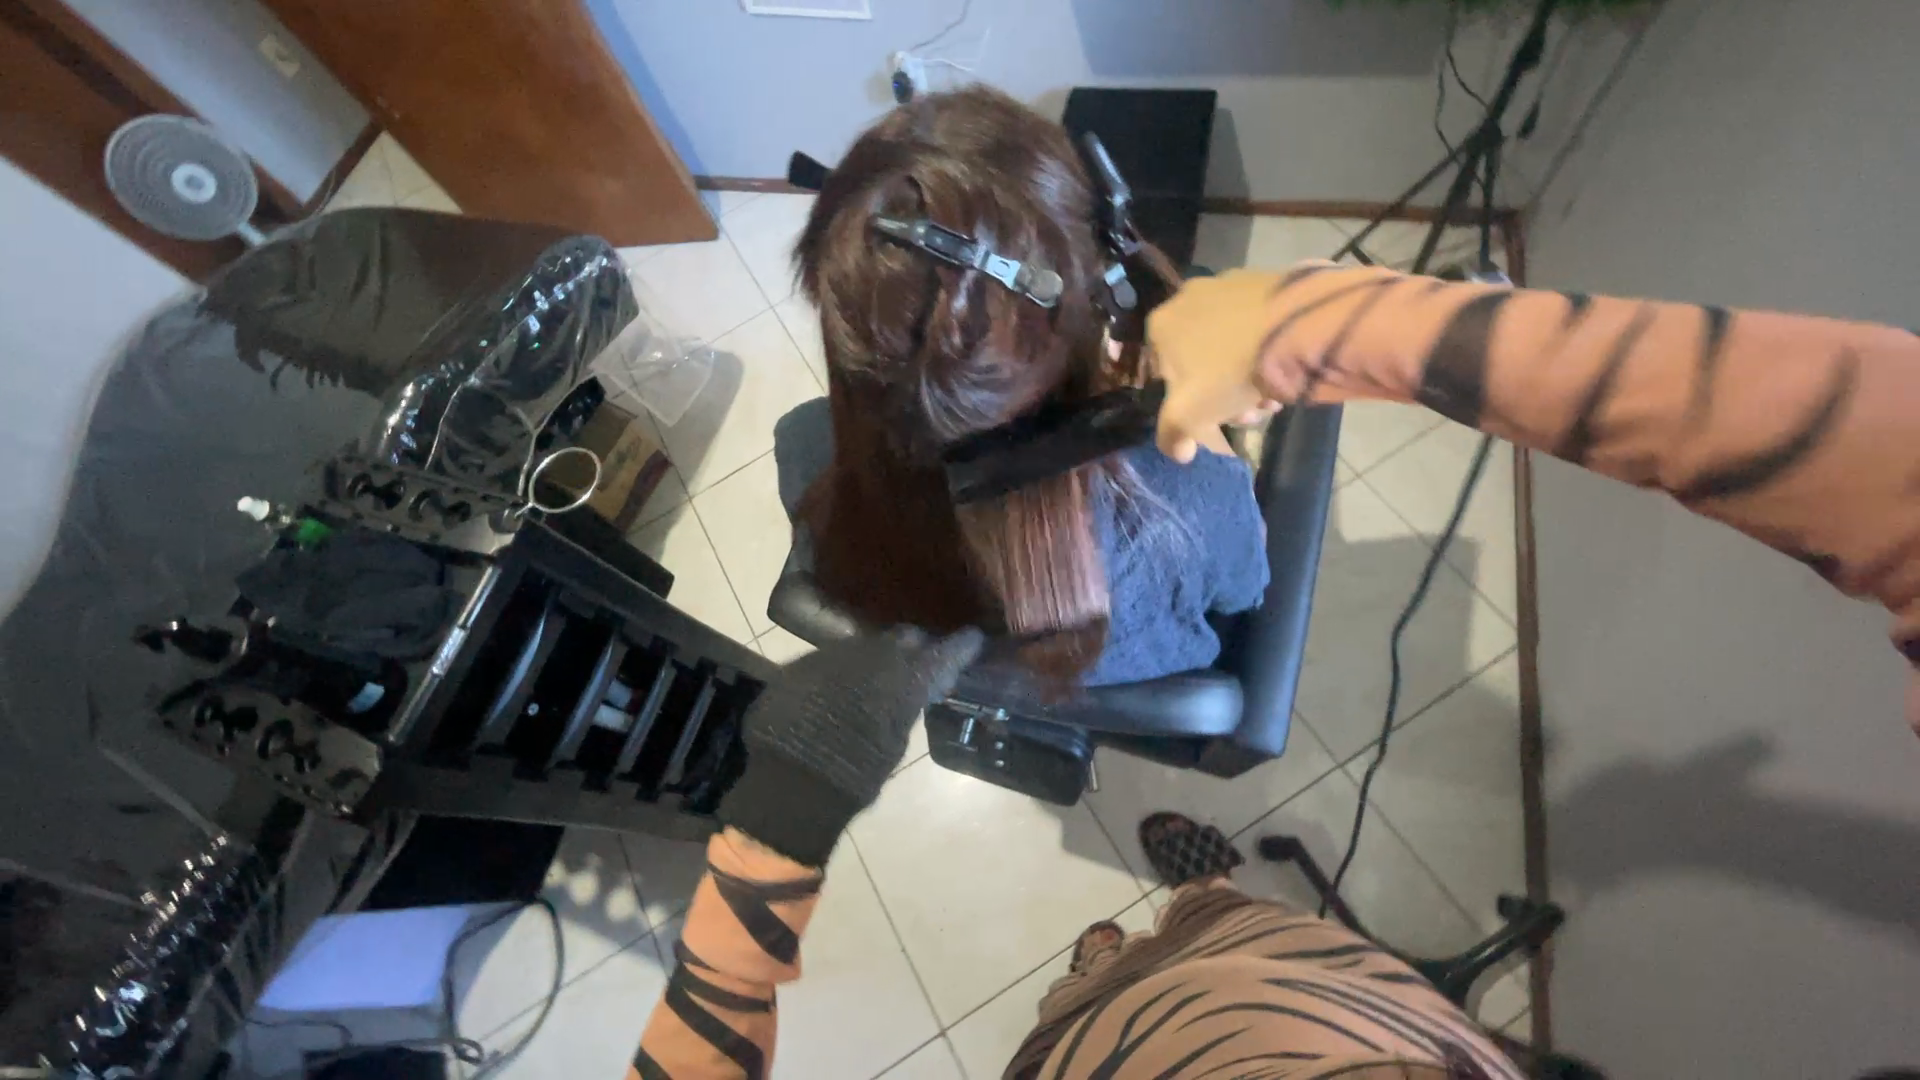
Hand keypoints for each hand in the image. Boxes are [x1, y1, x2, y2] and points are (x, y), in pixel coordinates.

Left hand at [719, 627, 983, 866]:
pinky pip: (834, 658)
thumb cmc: (855, 774)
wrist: (789, 778)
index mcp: (906, 678)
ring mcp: (835, 654)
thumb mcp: (893, 744)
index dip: (961, 647)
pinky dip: (844, 670)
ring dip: (875, 658)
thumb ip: (903, 710)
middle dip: (914, 646)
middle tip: (919, 660)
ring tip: (876, 678)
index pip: (944, 653)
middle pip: (903, 638)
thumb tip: (908, 697)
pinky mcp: (804, 662)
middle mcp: (874, 654)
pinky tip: (840, 690)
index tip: (974, 639)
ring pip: (866, 644)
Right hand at [1146, 269, 1291, 462]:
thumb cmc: (1231, 371)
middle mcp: (1188, 297)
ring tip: (1272, 398)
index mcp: (1161, 324)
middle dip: (1221, 394)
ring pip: (1230, 346)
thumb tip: (1178, 452)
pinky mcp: (1268, 283)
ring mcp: (1230, 285)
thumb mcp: (1189, 414)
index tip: (1213, 419)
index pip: (1163, 374)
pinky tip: (1286, 370)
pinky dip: (1266, 350)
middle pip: (1199, 361)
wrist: (1301, 327)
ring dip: (1245, 377)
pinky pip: (1257, 327)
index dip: (1186, 403)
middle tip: (1247, 414)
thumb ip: (1171, 435)